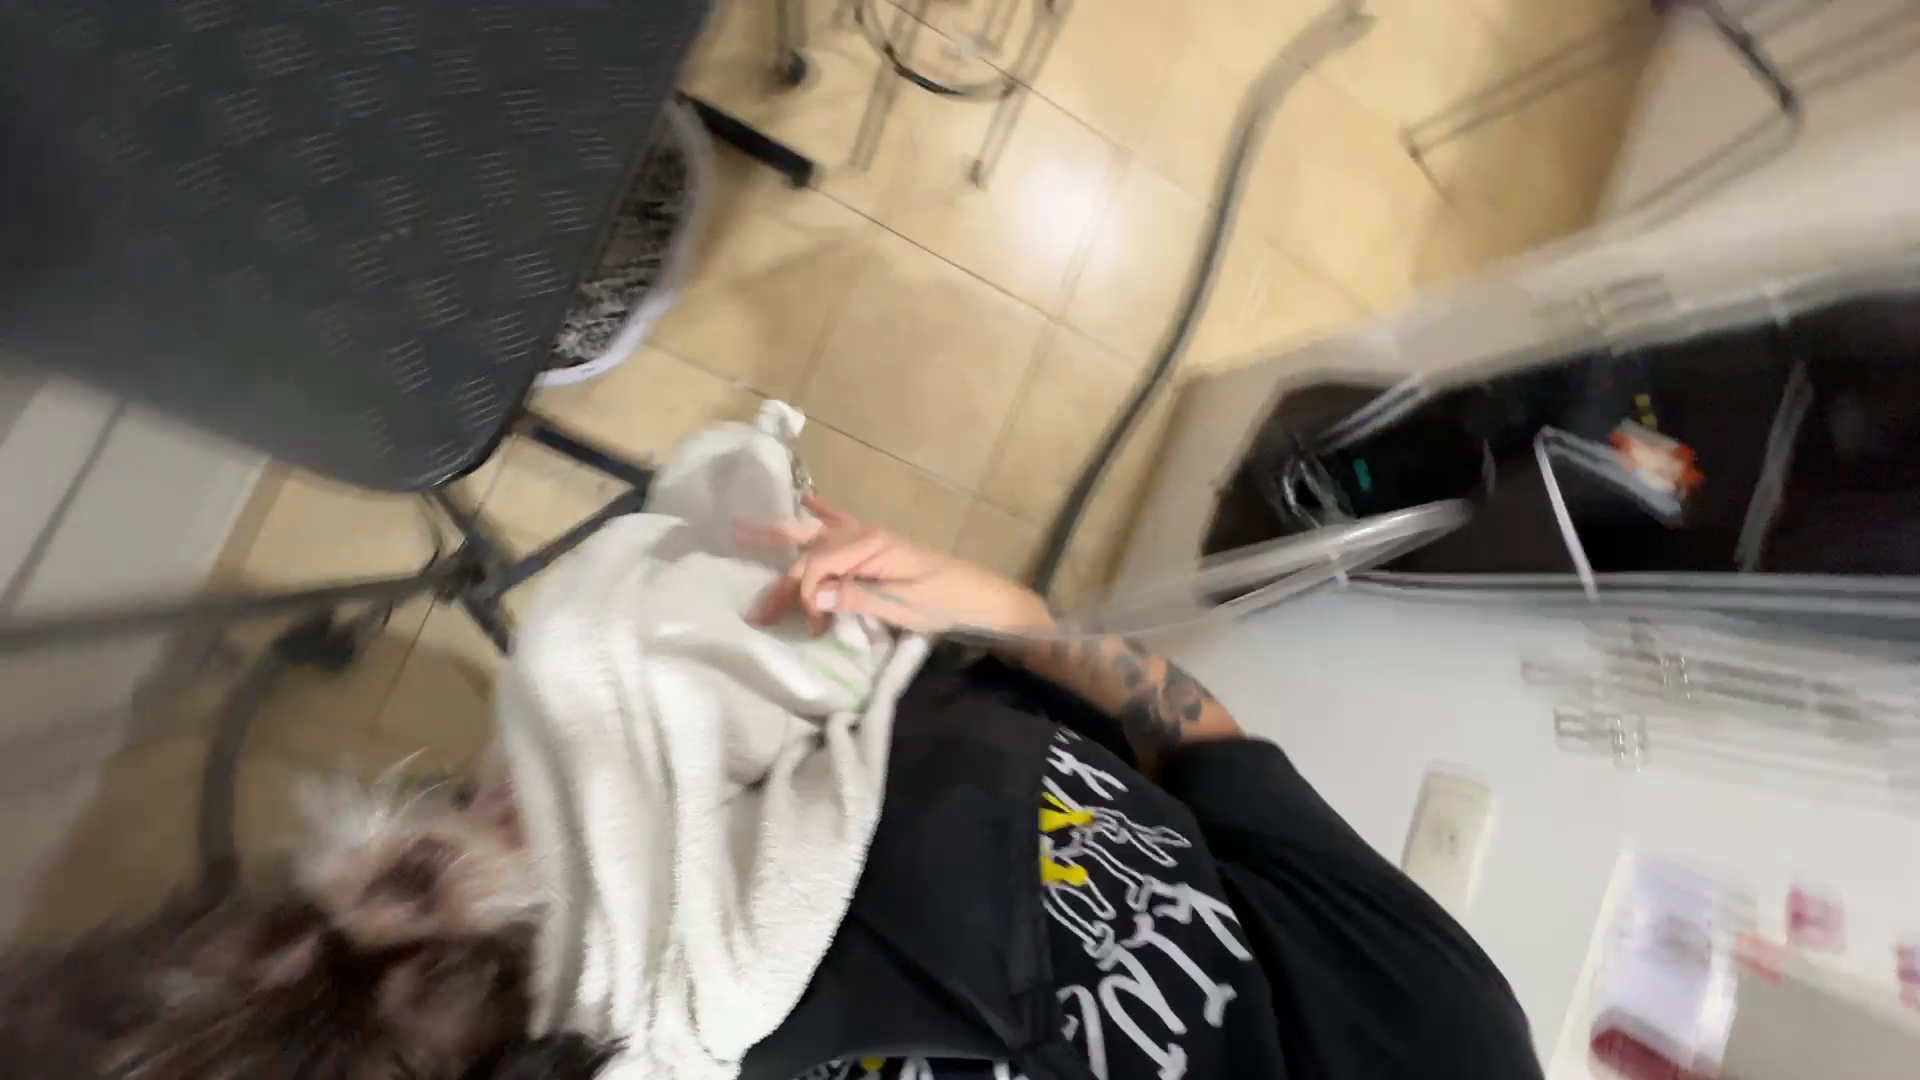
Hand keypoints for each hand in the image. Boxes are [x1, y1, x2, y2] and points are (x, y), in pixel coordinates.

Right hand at [739, 495, 1052, 635]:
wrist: (985, 600)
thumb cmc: (949, 602)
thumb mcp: (906, 606)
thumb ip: (860, 597)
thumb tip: (813, 596)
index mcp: (873, 545)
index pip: (821, 565)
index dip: (807, 594)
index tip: (811, 626)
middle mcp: (867, 535)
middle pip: (812, 550)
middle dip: (782, 577)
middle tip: (755, 608)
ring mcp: (872, 539)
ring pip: (819, 538)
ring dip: (786, 543)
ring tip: (745, 533)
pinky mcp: (880, 548)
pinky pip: (844, 526)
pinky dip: (824, 513)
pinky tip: (807, 500)